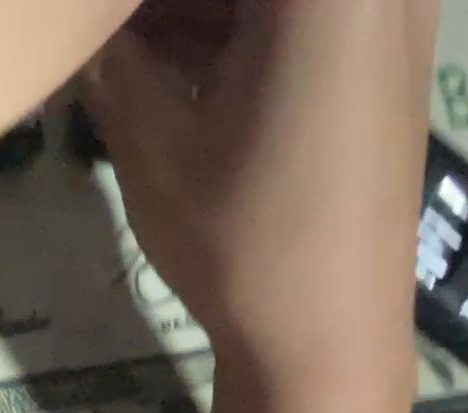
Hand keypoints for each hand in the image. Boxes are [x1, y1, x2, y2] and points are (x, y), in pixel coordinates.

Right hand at [86, 0, 438, 392]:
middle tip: (95, 40)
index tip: (82, 27)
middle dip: (159, 7)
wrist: (323, 325)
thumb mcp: (154, 149)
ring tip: (114, 57)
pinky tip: (165, 74)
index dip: (134, 8)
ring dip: (190, 16)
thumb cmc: (239, 233)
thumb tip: (83, 35)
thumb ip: (114, 70)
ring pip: (265, 2)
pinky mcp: (373, 65)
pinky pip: (295, 22)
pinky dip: (228, 36)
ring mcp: (385, 21)